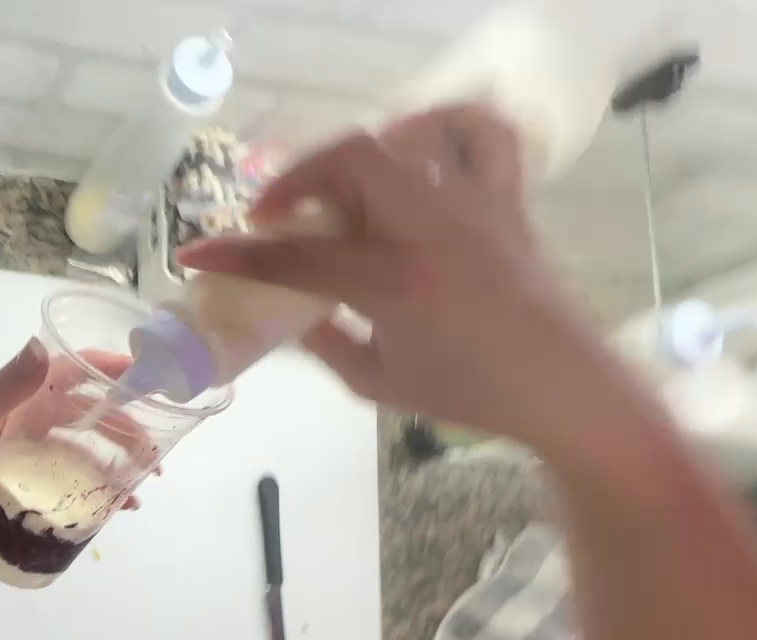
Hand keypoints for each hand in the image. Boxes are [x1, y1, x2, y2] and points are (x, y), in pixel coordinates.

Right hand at [178, 105, 625, 455]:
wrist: (562, 386)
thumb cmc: (462, 394)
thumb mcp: (372, 382)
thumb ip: (323, 342)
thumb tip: (297, 314)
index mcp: (392, 284)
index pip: (294, 259)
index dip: (234, 256)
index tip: (194, 253)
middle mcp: (434, 229)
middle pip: (353, 161)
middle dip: (295, 177)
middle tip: (272, 214)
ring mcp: (477, 205)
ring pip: (413, 135)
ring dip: (361, 151)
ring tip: (338, 185)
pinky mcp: (508, 200)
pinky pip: (484, 135)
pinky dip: (443, 129)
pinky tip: (413, 156)